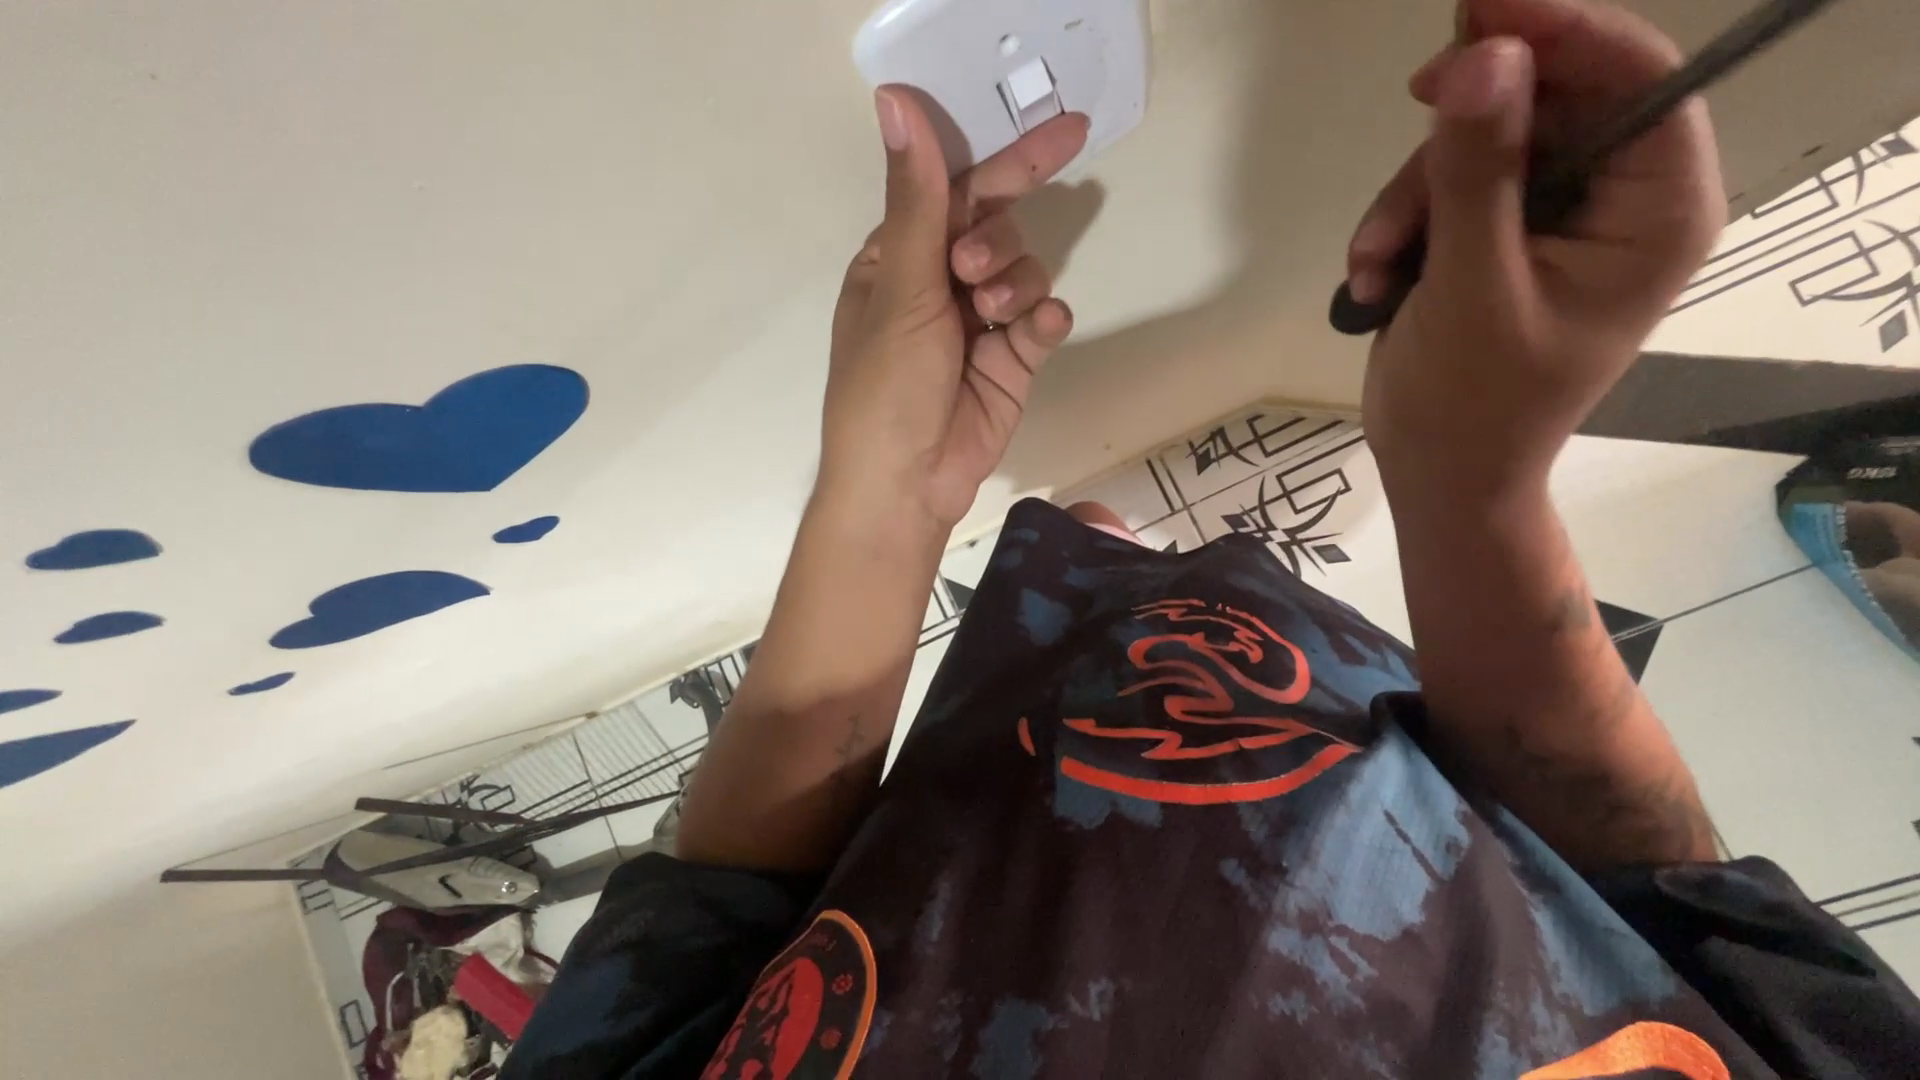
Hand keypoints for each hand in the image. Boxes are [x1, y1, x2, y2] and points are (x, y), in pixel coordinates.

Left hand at [820, 87, 1088, 531]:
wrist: (906, 483)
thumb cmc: (884, 386)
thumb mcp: (900, 289)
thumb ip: (916, 199)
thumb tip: (895, 98)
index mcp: (899, 260)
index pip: (958, 193)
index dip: (1010, 162)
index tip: (1069, 132)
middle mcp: (941, 284)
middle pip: (999, 227)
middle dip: (997, 241)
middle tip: (973, 272)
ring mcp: (980, 325)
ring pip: (1026, 272)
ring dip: (1015, 285)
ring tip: (990, 320)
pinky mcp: (1012, 363)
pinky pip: (1042, 321)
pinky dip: (1042, 322)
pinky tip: (1034, 334)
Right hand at [1348, 0, 1724, 495]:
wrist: (1434, 472)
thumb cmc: (1472, 402)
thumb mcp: (1472, 288)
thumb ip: (1478, 174)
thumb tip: (1486, 56)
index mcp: (1655, 211)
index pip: (1634, 78)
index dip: (1560, 32)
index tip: (1477, 8)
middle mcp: (1613, 202)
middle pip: (1544, 104)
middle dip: (1456, 142)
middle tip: (1406, 128)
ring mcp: (1547, 221)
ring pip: (1475, 148)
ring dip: (1408, 201)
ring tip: (1373, 269)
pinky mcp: (1491, 240)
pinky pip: (1441, 192)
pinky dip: (1396, 230)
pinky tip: (1372, 281)